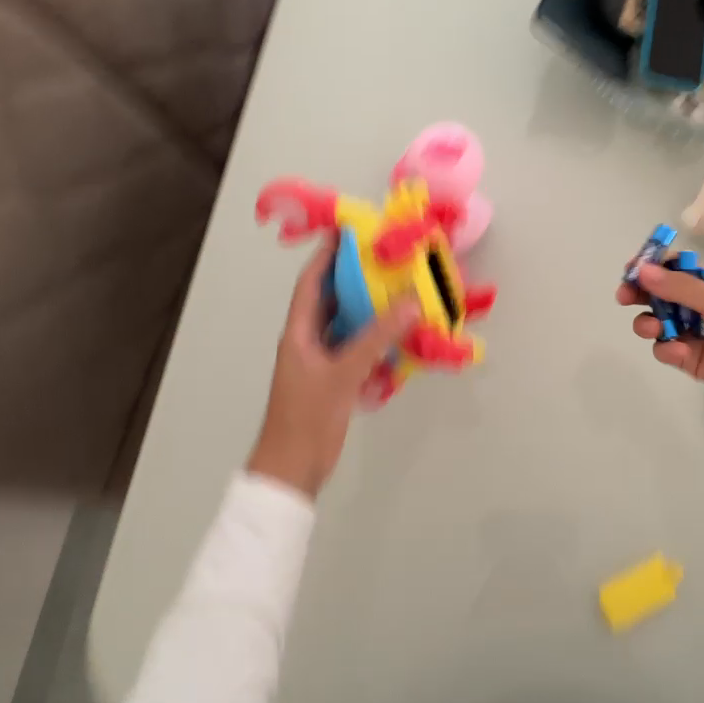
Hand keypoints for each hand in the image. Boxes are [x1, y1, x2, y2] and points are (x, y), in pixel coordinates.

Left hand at [248, 240, 418, 496]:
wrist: (292, 471)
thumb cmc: (307, 418)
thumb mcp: (343, 374)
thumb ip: (377, 337)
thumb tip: (411, 301)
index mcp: (299, 333)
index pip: (312, 283)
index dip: (327, 256)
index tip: (350, 232)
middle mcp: (309, 341)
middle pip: (334, 301)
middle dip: (358, 279)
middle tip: (390, 259)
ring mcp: (323, 363)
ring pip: (349, 326)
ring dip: (373, 311)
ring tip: (404, 291)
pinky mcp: (336, 382)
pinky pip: (360, 350)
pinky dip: (380, 342)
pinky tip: (404, 337)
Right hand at [616, 264, 703, 435]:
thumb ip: (680, 287)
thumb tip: (643, 269)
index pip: (675, 268)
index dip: (652, 266)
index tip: (631, 269)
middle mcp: (698, 305)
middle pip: (659, 293)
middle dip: (640, 293)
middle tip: (624, 297)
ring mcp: (692, 332)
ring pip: (656, 321)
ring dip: (648, 322)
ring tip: (653, 329)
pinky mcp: (688, 358)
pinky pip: (665, 349)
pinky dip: (667, 349)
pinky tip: (680, 353)